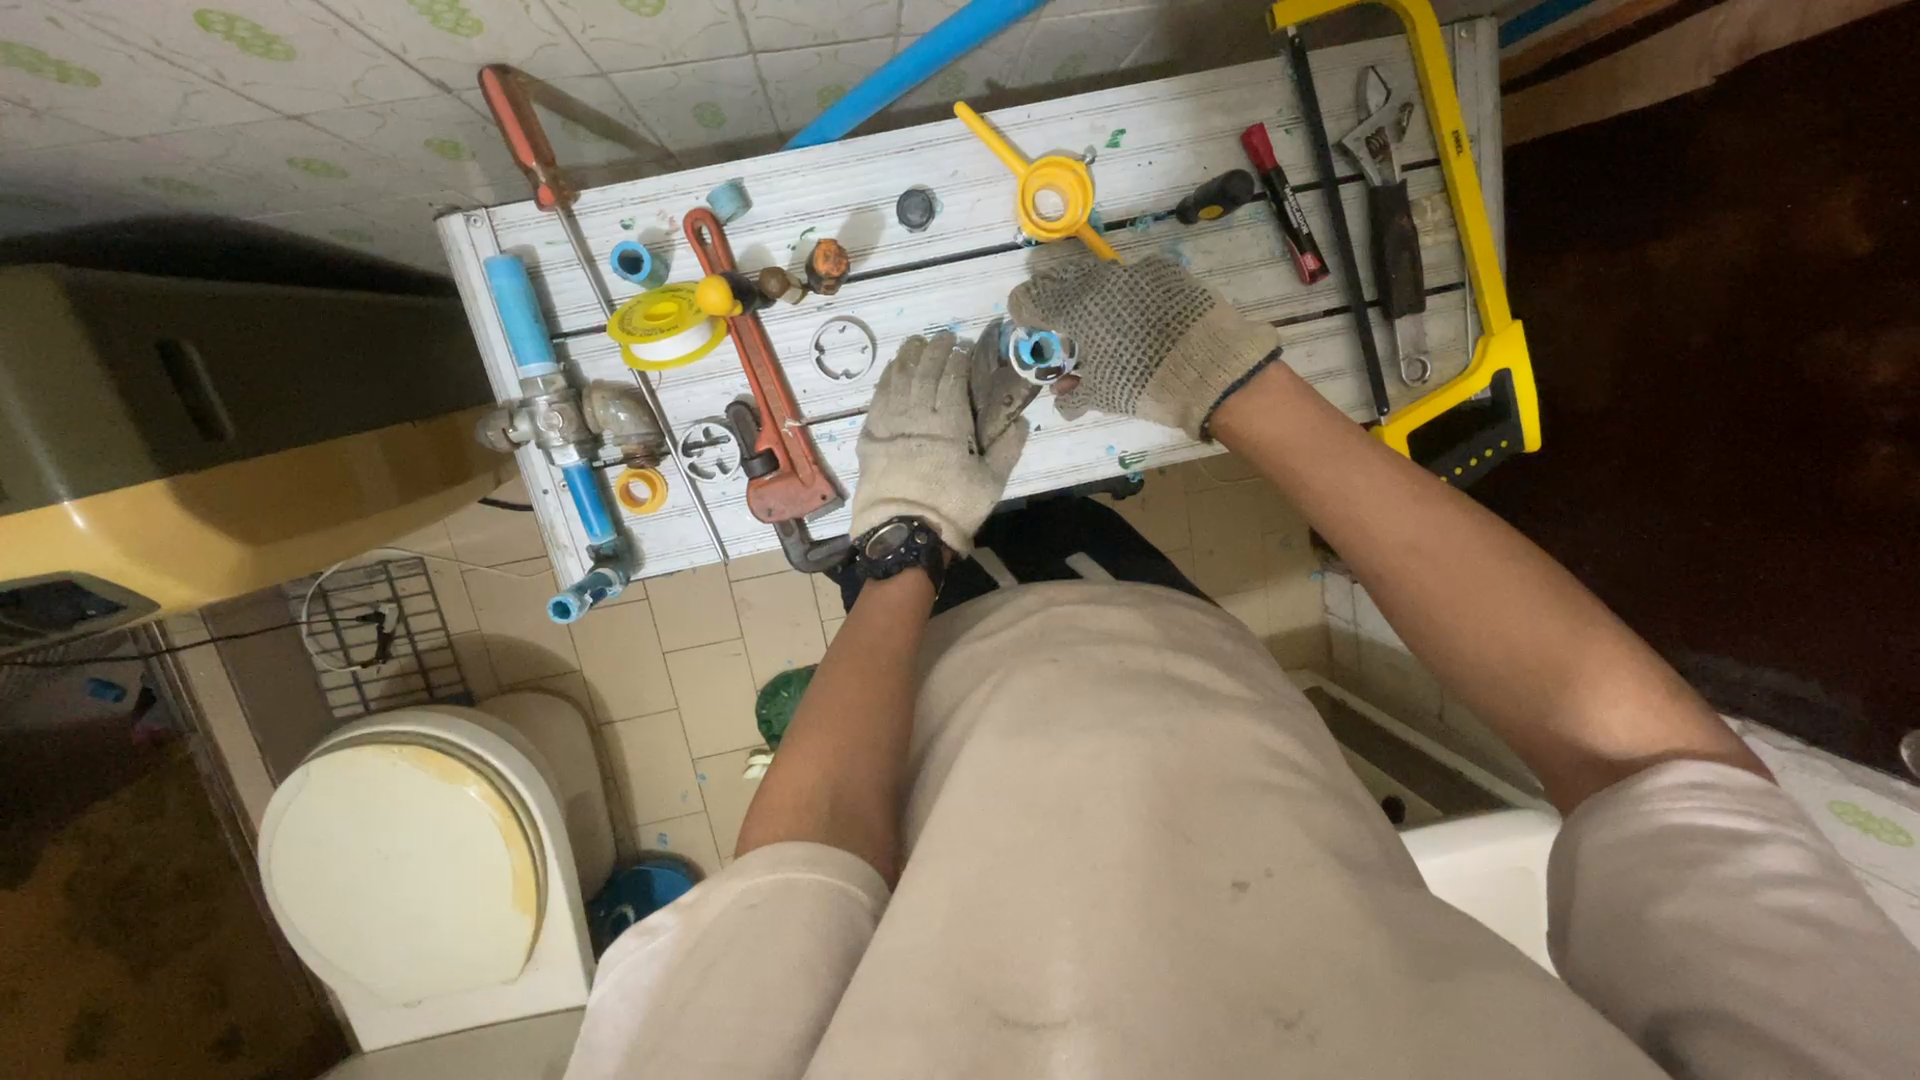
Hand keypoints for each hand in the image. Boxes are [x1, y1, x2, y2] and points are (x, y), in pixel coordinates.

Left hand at [853, 332, 1025, 553]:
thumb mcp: (991, 483)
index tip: (964, 346)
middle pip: (925, 371)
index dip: (958, 358)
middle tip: (943, 338)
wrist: (904, 533)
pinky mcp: (870, 437)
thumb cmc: (952, 508)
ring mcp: (890, 424)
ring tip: (916, 343)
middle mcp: (917, 415)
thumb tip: (1020, 421)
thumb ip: (1008, 449)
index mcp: (949, 423)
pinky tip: (891, 371)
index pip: (952, 377)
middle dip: (935, 350)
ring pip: (899, 379)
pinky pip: (878, 398)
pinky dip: (886, 380)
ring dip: (908, 358)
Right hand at [1008, 255, 1281, 439]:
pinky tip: (1144, 318)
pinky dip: (1132, 296)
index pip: (1030, 298)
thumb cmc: (1143, 384)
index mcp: (1075, 309)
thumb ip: (1074, 393)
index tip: (1029, 324)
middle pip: (1062, 275)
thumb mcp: (1101, 396)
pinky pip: (1139, 279)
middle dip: (1055, 295)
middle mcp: (1100, 281)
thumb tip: (1061, 394)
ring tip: (1106, 322)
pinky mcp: (1169, 272)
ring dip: (1095, 296)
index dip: (1024, 312)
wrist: (1210, 368)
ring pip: (1102, 276)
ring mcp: (1137, 272)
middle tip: (1061, 319)